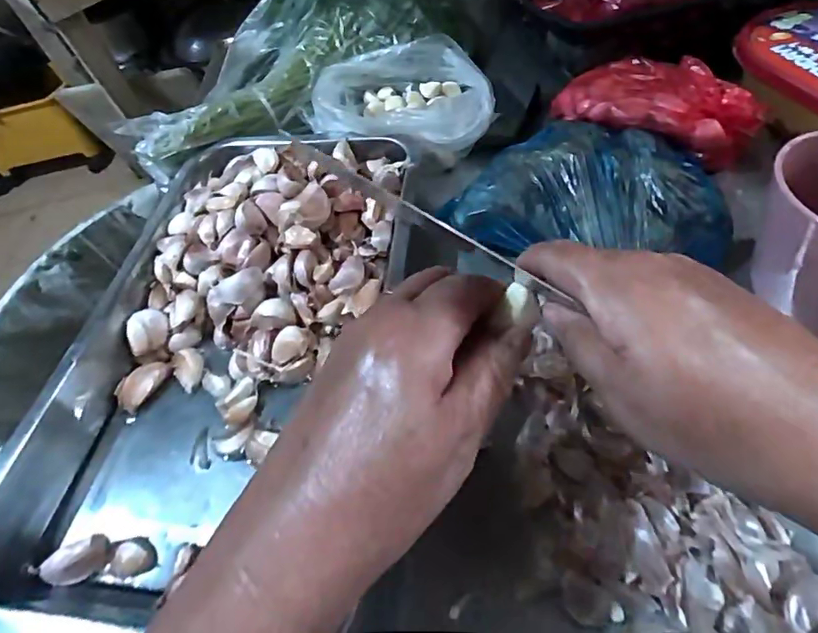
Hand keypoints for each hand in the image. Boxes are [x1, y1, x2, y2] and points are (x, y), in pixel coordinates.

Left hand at [156, 268, 534, 632]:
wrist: (296, 535)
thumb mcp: (462, 429)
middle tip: (491, 350)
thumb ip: (495, 364)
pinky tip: (421, 384)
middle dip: (471, 300)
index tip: (519, 328)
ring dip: (443, 314)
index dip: (501, 296)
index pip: (470, 283)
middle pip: (438, 280)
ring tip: (458, 371)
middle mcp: (381, 314)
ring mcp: (353, 333)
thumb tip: (521, 317)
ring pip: (412, 298)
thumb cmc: (393, 486)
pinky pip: (390, 321)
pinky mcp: (338, 357)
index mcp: (415, 327)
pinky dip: (416, 330)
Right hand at [519, 241, 817, 518]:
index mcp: (615, 280)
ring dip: (612, 301)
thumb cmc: (698, 415)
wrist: (812, 420)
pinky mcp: (723, 287)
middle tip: (567, 338)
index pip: (555, 253)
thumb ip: (578, 341)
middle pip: (595, 262)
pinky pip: (666, 285)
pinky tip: (667, 352)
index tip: (516, 289)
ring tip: (619, 353)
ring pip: (632, 275)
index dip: (529, 266)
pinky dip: (648, 307)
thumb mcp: (619, 391)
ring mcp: (692, 270)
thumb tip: (554, 308)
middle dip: (572, 290)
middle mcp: (652, 260)